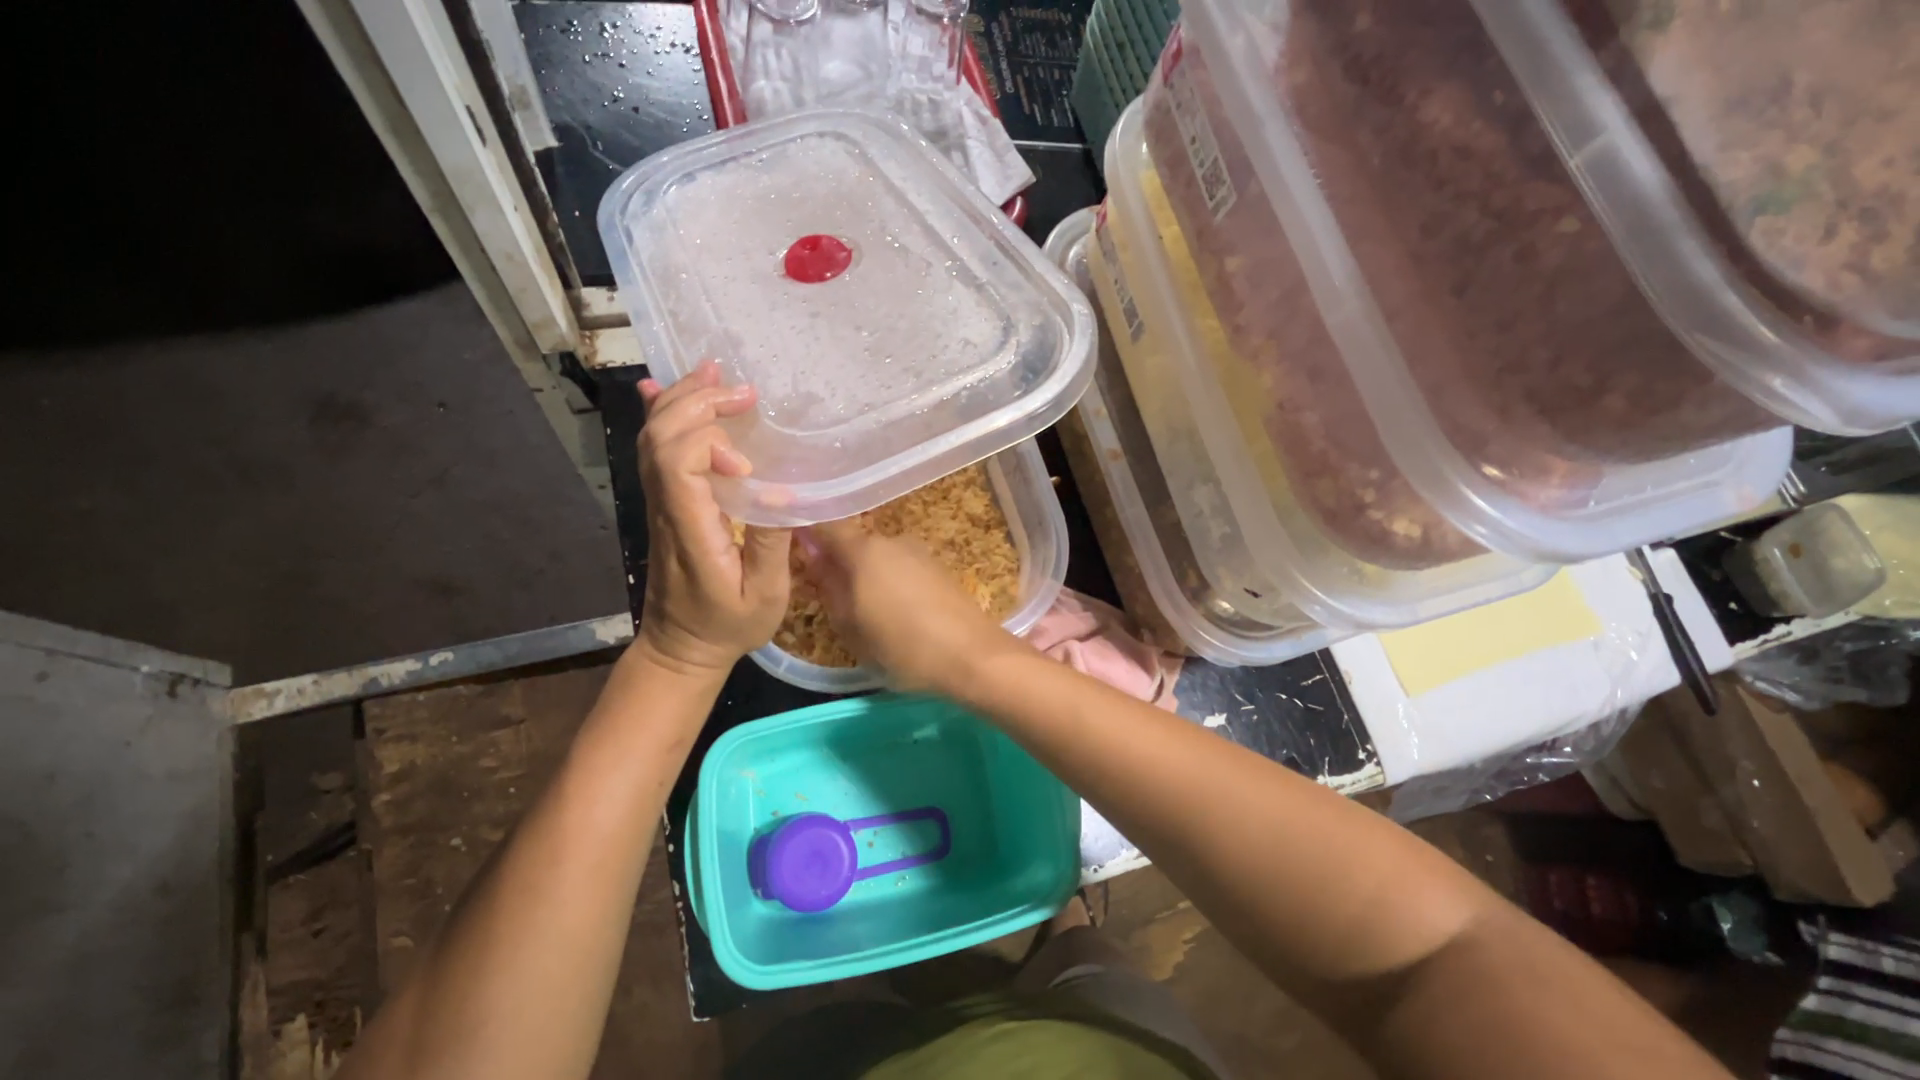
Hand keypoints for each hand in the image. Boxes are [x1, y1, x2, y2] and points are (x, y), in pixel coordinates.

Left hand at [635, 361, 791, 677]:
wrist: (681, 648)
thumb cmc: (728, 626)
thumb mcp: (764, 597)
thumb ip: (771, 544)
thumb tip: (783, 491)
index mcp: (690, 530)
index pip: (677, 465)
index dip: (708, 445)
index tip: (747, 463)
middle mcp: (666, 508)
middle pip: (662, 438)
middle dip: (700, 403)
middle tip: (746, 393)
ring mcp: (659, 503)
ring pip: (653, 437)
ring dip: (683, 399)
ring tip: (718, 374)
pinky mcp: (664, 503)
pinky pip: (655, 450)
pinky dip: (666, 414)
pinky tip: (672, 389)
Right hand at [798, 518, 1019, 693]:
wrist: (972, 656)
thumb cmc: (902, 647)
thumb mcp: (851, 627)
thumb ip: (829, 588)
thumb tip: (814, 559)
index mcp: (863, 550)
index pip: (825, 525)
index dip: (807, 532)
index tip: (795, 549)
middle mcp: (891, 540)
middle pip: (854, 543)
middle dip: (840, 563)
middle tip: (832, 598)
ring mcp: (919, 552)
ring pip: (879, 557)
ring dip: (868, 576)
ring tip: (868, 614)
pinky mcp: (939, 569)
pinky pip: (902, 568)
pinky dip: (892, 584)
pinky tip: (898, 614)